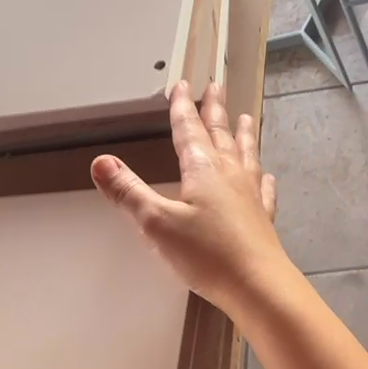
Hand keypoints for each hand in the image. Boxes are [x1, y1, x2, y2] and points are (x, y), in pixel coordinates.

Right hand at [91, 81, 284, 307]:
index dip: (183, 107)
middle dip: (214, 109)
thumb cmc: (207, 254)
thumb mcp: (157, 223)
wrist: (258, 283)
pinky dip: (262, 176)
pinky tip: (265, 176)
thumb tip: (101, 161)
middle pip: (220, 133)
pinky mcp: (263, 216)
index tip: (182, 85)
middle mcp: (230, 173)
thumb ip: (129, 192)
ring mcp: (251, 193)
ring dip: (243, 133)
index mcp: (203, 169)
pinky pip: (263, 187)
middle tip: (216, 85)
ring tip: (245, 118)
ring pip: (246, 153)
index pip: (189, 129)